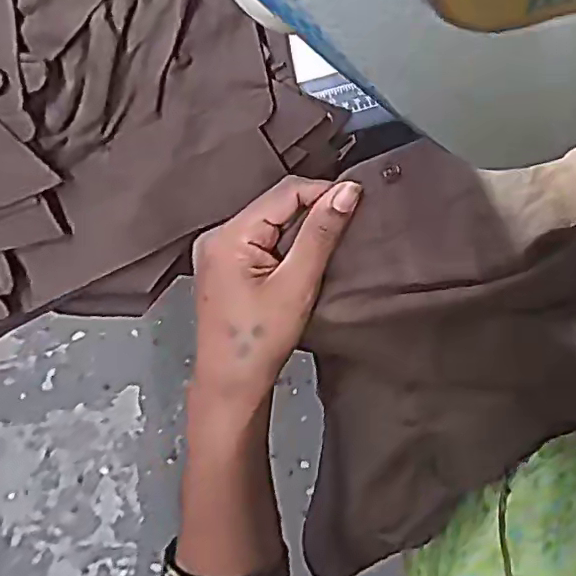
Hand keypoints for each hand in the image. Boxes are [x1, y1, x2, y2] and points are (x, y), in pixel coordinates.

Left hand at [189, 176, 360, 414]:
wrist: (232, 383)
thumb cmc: (258, 341)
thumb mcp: (298, 282)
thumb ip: (322, 232)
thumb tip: (346, 192)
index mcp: (228, 236)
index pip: (286, 192)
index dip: (325, 191)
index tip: (357, 199)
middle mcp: (218, 236)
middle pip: (278, 202)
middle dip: (316, 208)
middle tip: (349, 222)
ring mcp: (221, 249)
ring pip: (275, 219)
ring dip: (305, 226)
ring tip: (331, 242)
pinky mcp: (228, 262)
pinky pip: (266, 236)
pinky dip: (291, 241)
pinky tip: (307, 257)